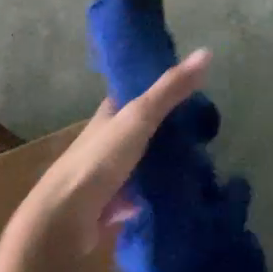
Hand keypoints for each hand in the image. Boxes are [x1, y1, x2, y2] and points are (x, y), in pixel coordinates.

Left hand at [30, 48, 209, 252]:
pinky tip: (182, 194)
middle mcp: (107, 141)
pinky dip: (158, 194)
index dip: (163, 89)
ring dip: (166, 163)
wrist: (64, 219)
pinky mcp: (112, 205)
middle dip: (171, 129)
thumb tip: (207, 52)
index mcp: (110, 115)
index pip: (138, 94)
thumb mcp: (139, 117)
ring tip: (202, 161)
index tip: (197, 90)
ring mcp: (109, 174)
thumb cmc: (99, 160)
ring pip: (145, 162)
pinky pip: (142, 195)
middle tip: (208, 129)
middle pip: (144, 129)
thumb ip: (170, 89)